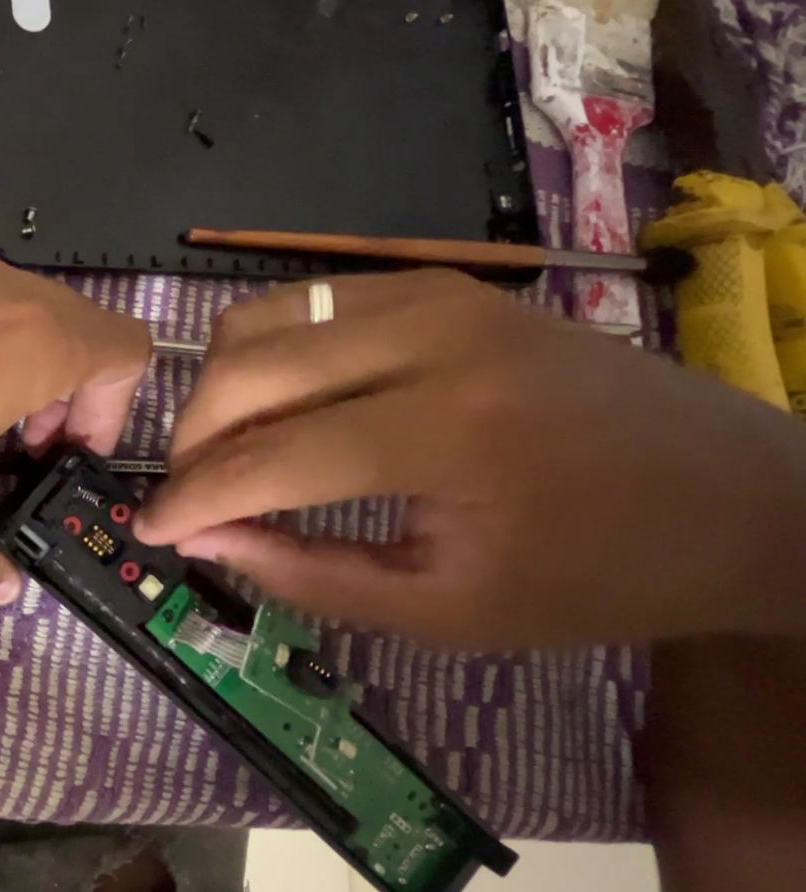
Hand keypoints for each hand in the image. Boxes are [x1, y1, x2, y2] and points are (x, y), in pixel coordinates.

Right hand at [133, 270, 805, 647]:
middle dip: (190, 438)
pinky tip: (274, 399)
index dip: (193, 498)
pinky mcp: (429, 280)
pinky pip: (300, 300)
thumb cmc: (598, 571)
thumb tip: (200, 537)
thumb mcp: (448, 611)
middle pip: (244, 372)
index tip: (148, 529)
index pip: (270, 459)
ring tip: (226, 445)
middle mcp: (429, 339)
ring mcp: (428, 294)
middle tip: (188, 491)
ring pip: (256, 321)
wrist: (743, 492)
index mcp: (450, 434)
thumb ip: (304, 573)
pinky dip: (260, 350)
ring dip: (216, 386)